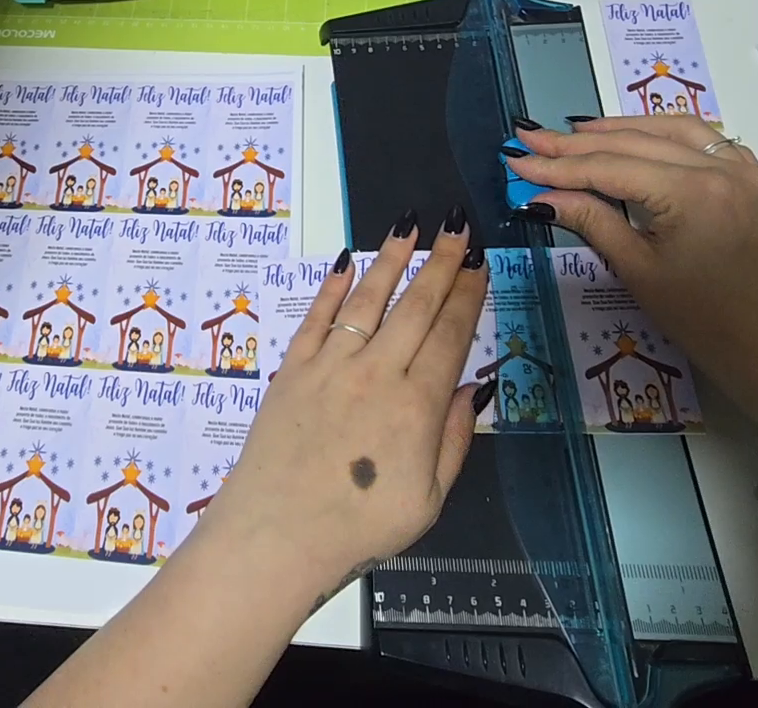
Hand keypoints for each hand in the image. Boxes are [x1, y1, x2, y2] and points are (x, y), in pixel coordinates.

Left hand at [195, 209, 486, 610]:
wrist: (278, 532)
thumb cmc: (358, 525)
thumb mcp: (428, 498)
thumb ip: (452, 438)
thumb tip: (471, 387)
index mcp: (416, 404)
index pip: (451, 335)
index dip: (468, 295)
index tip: (479, 263)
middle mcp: (376, 371)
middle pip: (416, 306)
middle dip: (440, 262)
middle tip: (455, 226)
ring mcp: (330, 364)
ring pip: (368, 300)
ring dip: (390, 260)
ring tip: (408, 227)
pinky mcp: (293, 367)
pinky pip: (317, 317)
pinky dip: (331, 287)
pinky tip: (345, 262)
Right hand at [508, 115, 757, 484]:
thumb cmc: (707, 324)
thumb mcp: (639, 273)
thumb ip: (591, 222)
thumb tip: (541, 198)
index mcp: (691, 193)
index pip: (608, 167)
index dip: (556, 164)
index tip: (515, 157)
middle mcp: (721, 168)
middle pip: (635, 142)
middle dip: (577, 141)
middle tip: (529, 136)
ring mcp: (746, 171)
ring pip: (672, 130)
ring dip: (619, 129)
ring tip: (574, 131)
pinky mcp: (757, 183)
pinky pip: (706, 141)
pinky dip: (664, 134)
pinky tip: (639, 139)